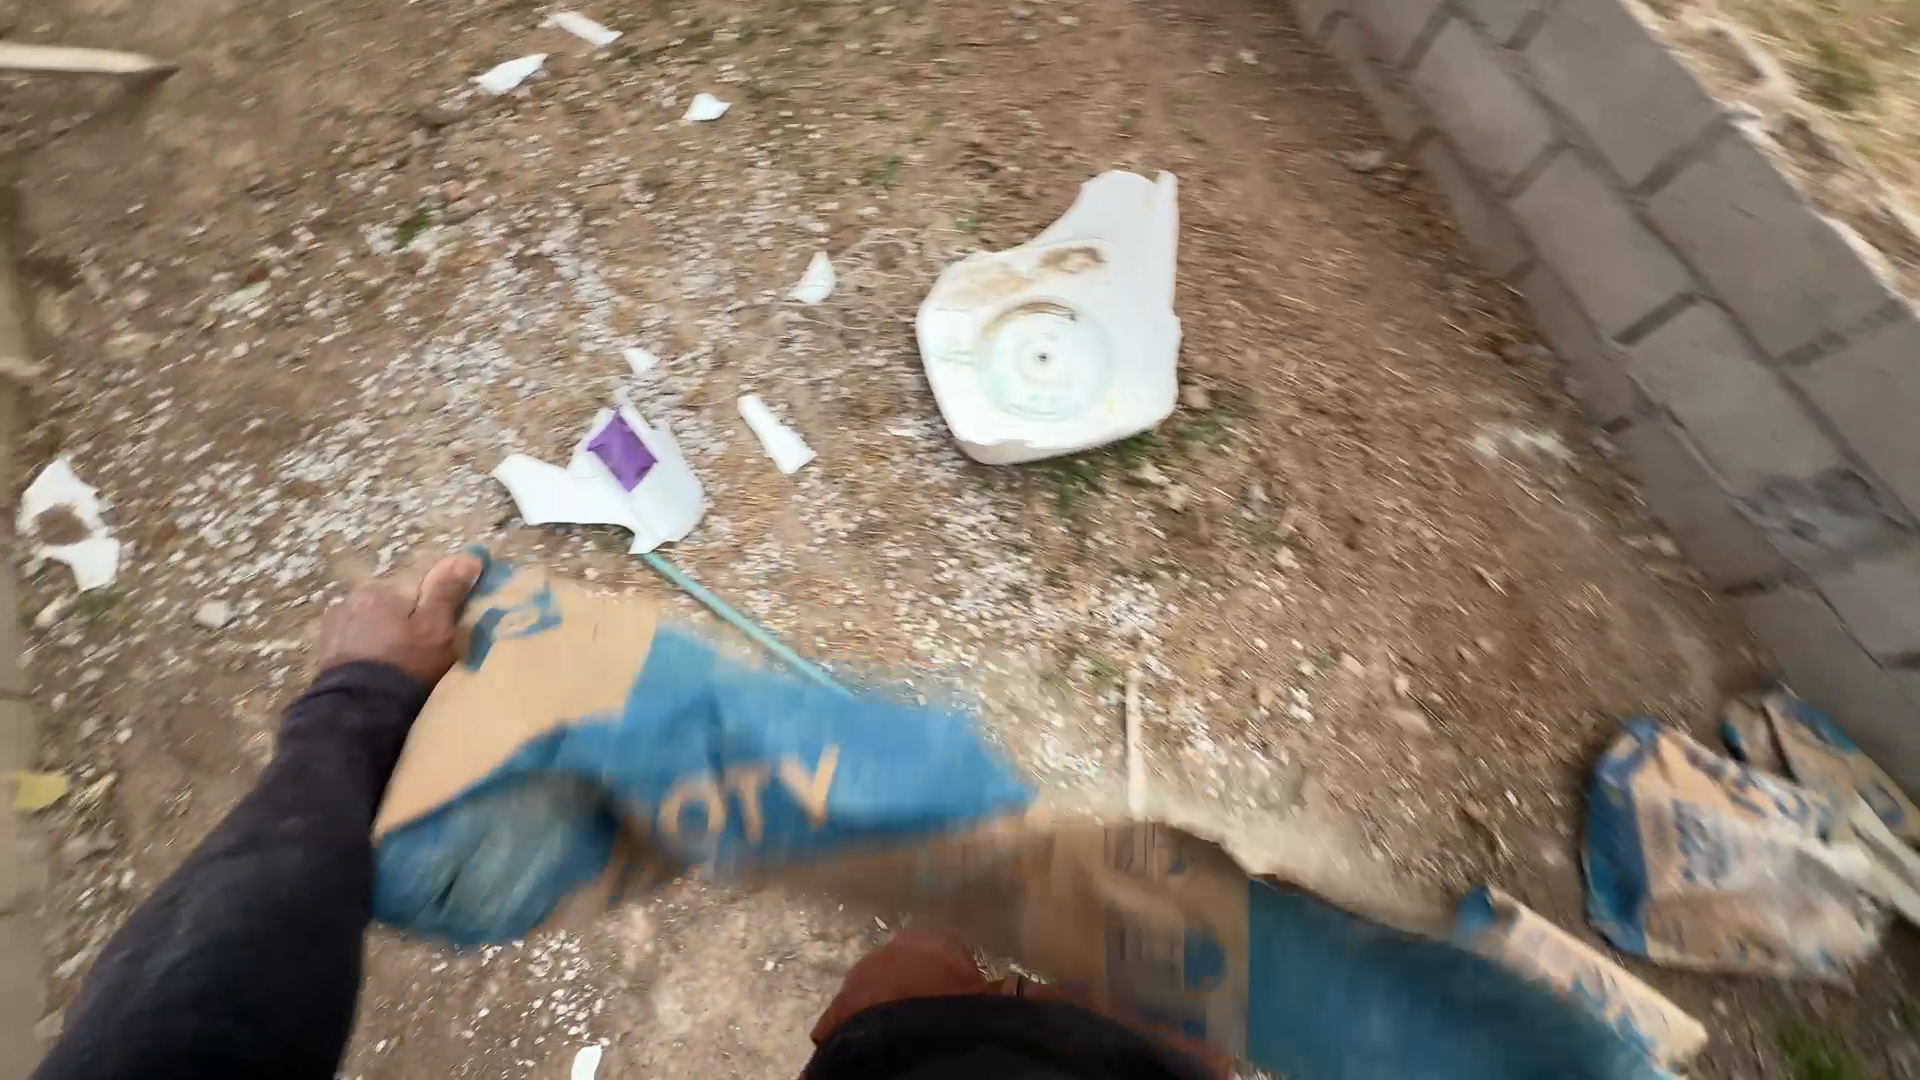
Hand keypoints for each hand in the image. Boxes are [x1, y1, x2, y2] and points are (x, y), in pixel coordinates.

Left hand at [319, 553, 482, 683]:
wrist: (358, 708)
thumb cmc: (407, 665)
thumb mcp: (437, 629)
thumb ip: (448, 591)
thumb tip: (468, 556)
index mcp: (388, 588)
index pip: (427, 574)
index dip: (446, 591)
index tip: (458, 611)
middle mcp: (359, 594)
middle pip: (401, 592)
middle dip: (418, 606)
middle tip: (433, 636)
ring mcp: (339, 616)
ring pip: (380, 609)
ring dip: (394, 620)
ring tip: (407, 647)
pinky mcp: (329, 639)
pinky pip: (361, 626)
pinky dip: (374, 634)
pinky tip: (383, 652)